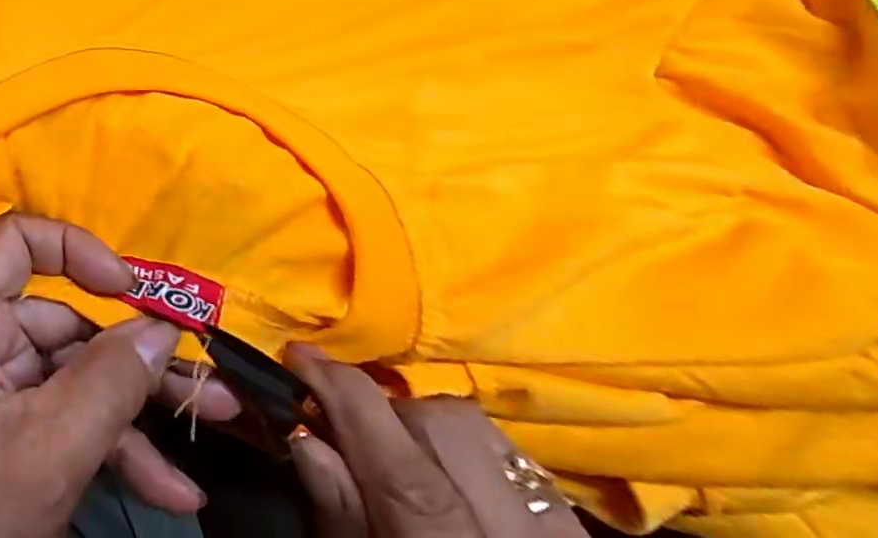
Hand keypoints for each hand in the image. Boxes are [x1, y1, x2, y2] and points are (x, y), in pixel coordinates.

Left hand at [0, 214, 241, 537]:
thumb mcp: (47, 449)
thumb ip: (111, 382)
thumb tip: (163, 331)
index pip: (17, 240)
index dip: (77, 249)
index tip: (131, 287)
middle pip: (63, 311)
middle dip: (135, 347)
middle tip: (198, 359)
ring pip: (77, 363)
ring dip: (140, 398)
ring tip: (213, 409)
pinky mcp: (6, 413)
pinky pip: (66, 406)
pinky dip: (114, 439)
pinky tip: (170, 482)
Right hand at [285, 345, 587, 537]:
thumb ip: (346, 524)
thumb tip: (306, 438)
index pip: (407, 474)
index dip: (347, 401)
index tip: (300, 358)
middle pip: (445, 430)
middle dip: (382, 413)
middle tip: (343, 431)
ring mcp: (562, 535)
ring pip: (480, 430)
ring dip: (422, 425)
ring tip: (395, 453)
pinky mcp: (576, 528)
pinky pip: (511, 454)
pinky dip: (464, 446)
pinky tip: (446, 473)